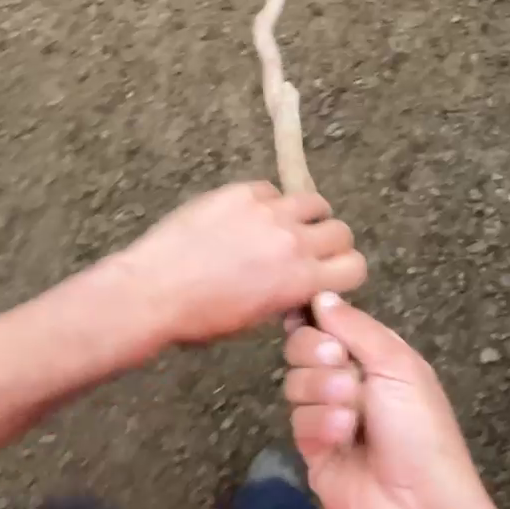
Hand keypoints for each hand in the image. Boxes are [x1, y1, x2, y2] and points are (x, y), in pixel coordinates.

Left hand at [113, 183, 366, 347]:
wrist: (154, 288)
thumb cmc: (200, 317)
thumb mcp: (256, 318)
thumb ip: (289, 295)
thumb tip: (301, 287)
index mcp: (300, 280)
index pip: (355, 266)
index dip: (345, 271)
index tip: (329, 273)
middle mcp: (293, 241)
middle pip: (340, 230)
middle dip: (330, 241)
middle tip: (308, 248)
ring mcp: (268, 211)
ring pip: (313, 201)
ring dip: (306, 215)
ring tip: (284, 225)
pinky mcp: (242, 191)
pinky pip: (271, 190)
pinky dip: (267, 202)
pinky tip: (245, 217)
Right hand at [283, 295, 509, 508]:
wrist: (420, 508)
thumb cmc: (419, 429)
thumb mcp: (398, 365)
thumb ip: (356, 326)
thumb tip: (321, 294)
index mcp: (373, 354)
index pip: (330, 320)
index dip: (315, 316)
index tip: (307, 314)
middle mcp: (347, 378)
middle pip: (303, 345)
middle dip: (316, 351)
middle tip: (340, 364)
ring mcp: (327, 413)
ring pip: (295, 381)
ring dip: (323, 391)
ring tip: (352, 412)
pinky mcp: (313, 448)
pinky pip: (297, 419)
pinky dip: (320, 424)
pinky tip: (344, 436)